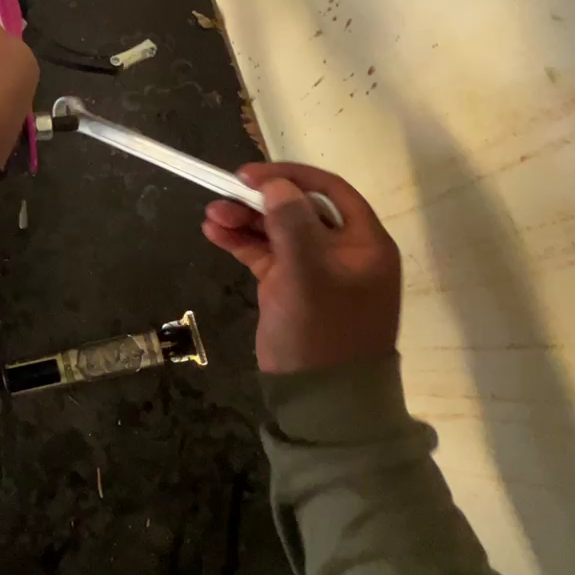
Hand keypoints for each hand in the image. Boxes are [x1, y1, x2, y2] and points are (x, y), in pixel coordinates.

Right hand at [201, 162, 401, 373]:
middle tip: (221, 197)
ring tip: (211, 217)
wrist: (319, 398)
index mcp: (363, 242)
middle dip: (258, 202)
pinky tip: (214, 233)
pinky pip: (264, 252)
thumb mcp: (307, 276)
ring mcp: (314, 268)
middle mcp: (340, 249)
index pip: (328, 190)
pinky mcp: (289, 285)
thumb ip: (292, 225)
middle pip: (296, 208)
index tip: (248, 176)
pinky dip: (241, 241)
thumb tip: (274, 185)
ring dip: (244, 220)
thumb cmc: (322, 333)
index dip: (288, 177)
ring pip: (276, 229)